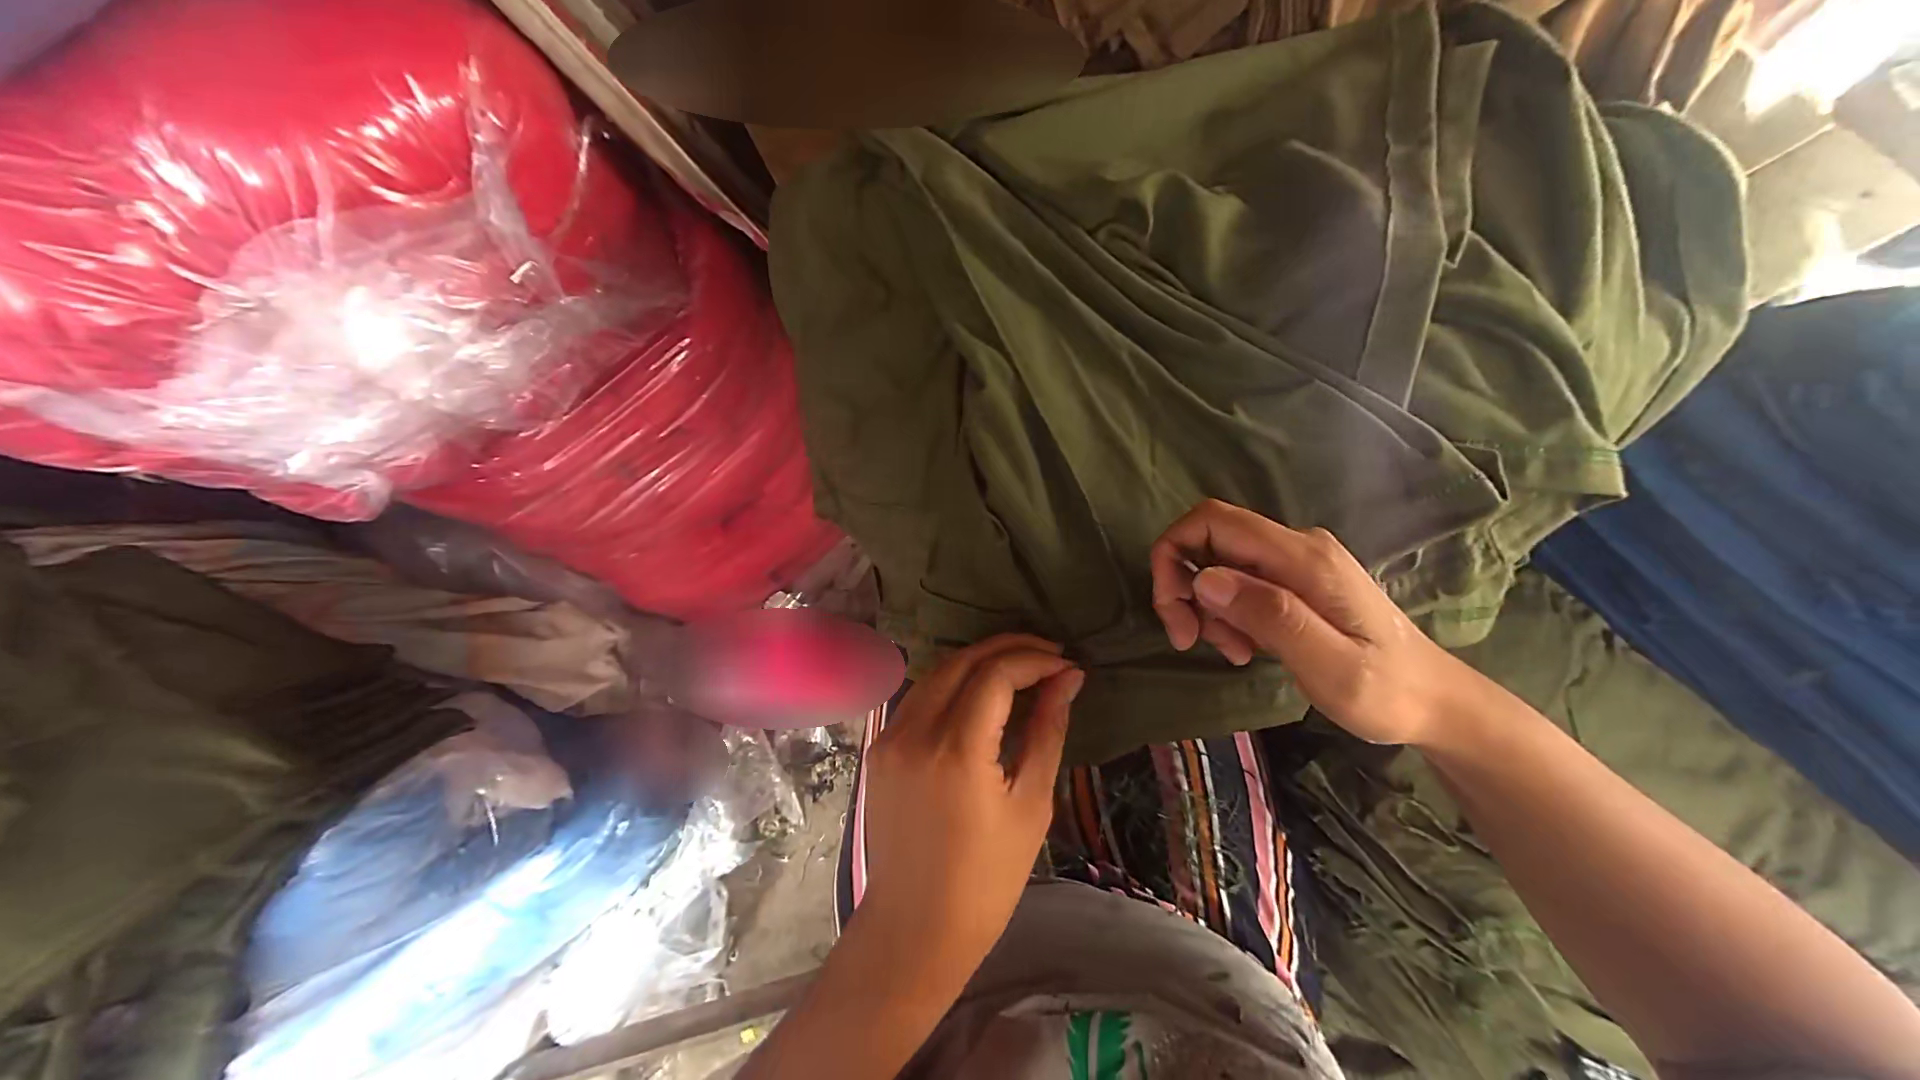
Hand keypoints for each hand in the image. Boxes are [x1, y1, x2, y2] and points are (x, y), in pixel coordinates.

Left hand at [861, 634, 1084, 953]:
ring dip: (978, 660)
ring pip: (936, 673)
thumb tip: (1069, 679)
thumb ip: (1048, 730)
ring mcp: (888, 738)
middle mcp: (915, 732)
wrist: (917, 925)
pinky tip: (980, 692)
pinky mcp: (879, 748)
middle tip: (1049, 653)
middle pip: (962, 661)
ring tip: (1021, 666)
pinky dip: (952, 683)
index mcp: (956, 751)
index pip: (996, 674)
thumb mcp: (1031, 803)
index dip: (1035, 660)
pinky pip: (919, 698)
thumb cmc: (988, 878)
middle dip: (1009, 648)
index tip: (1067, 665)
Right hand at [1149, 499, 1473, 746]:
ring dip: (1206, 608)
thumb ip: (1271, 616)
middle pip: (1209, 541)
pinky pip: (1237, 583)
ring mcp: (1296, 562)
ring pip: (1218, 565)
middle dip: (1184, 588)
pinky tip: (1244, 648)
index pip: (1213, 521)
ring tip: (1231, 652)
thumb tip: (1204, 577)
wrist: (1436, 702)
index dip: (1174, 552)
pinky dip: (1225, 614)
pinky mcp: (1294, 581)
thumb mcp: (1330, 666)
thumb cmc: (1386, 692)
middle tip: (1190, 640)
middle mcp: (1297, 547)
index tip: (1172, 607)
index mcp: (1304, 558)